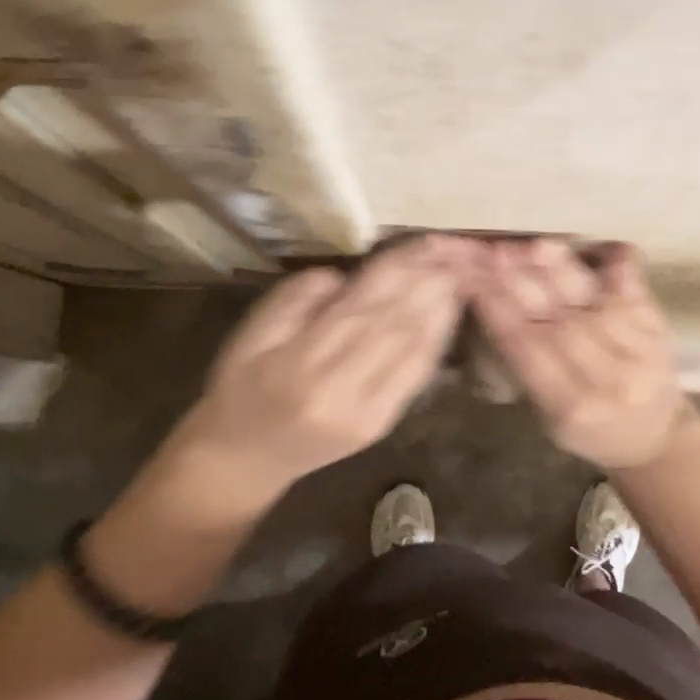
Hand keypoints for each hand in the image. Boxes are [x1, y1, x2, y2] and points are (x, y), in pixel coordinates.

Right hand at [167, 235, 469, 488]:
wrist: (246, 457)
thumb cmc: (242, 388)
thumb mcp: (249, 336)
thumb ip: (293, 300)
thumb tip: (344, 278)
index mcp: (301, 363)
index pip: (360, 306)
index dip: (396, 271)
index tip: (421, 241)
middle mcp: (340, 390)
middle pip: (394, 326)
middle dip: (426, 284)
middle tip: (451, 250)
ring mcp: (367, 412)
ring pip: (412, 350)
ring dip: (440, 309)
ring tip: (457, 273)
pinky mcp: (383, 424)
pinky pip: (416, 376)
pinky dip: (435, 341)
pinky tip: (447, 314)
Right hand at [472, 239, 685, 469]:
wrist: (656, 439)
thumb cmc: (589, 429)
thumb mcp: (548, 415)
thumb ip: (524, 365)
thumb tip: (490, 302)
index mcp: (569, 405)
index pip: (524, 346)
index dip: (495, 307)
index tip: (467, 276)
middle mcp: (605, 377)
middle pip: (554, 318)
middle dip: (517, 280)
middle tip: (488, 250)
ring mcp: (638, 351)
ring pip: (589, 300)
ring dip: (557, 269)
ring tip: (530, 245)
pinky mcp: (659, 329)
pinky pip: (634, 289)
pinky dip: (615, 264)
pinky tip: (601, 246)